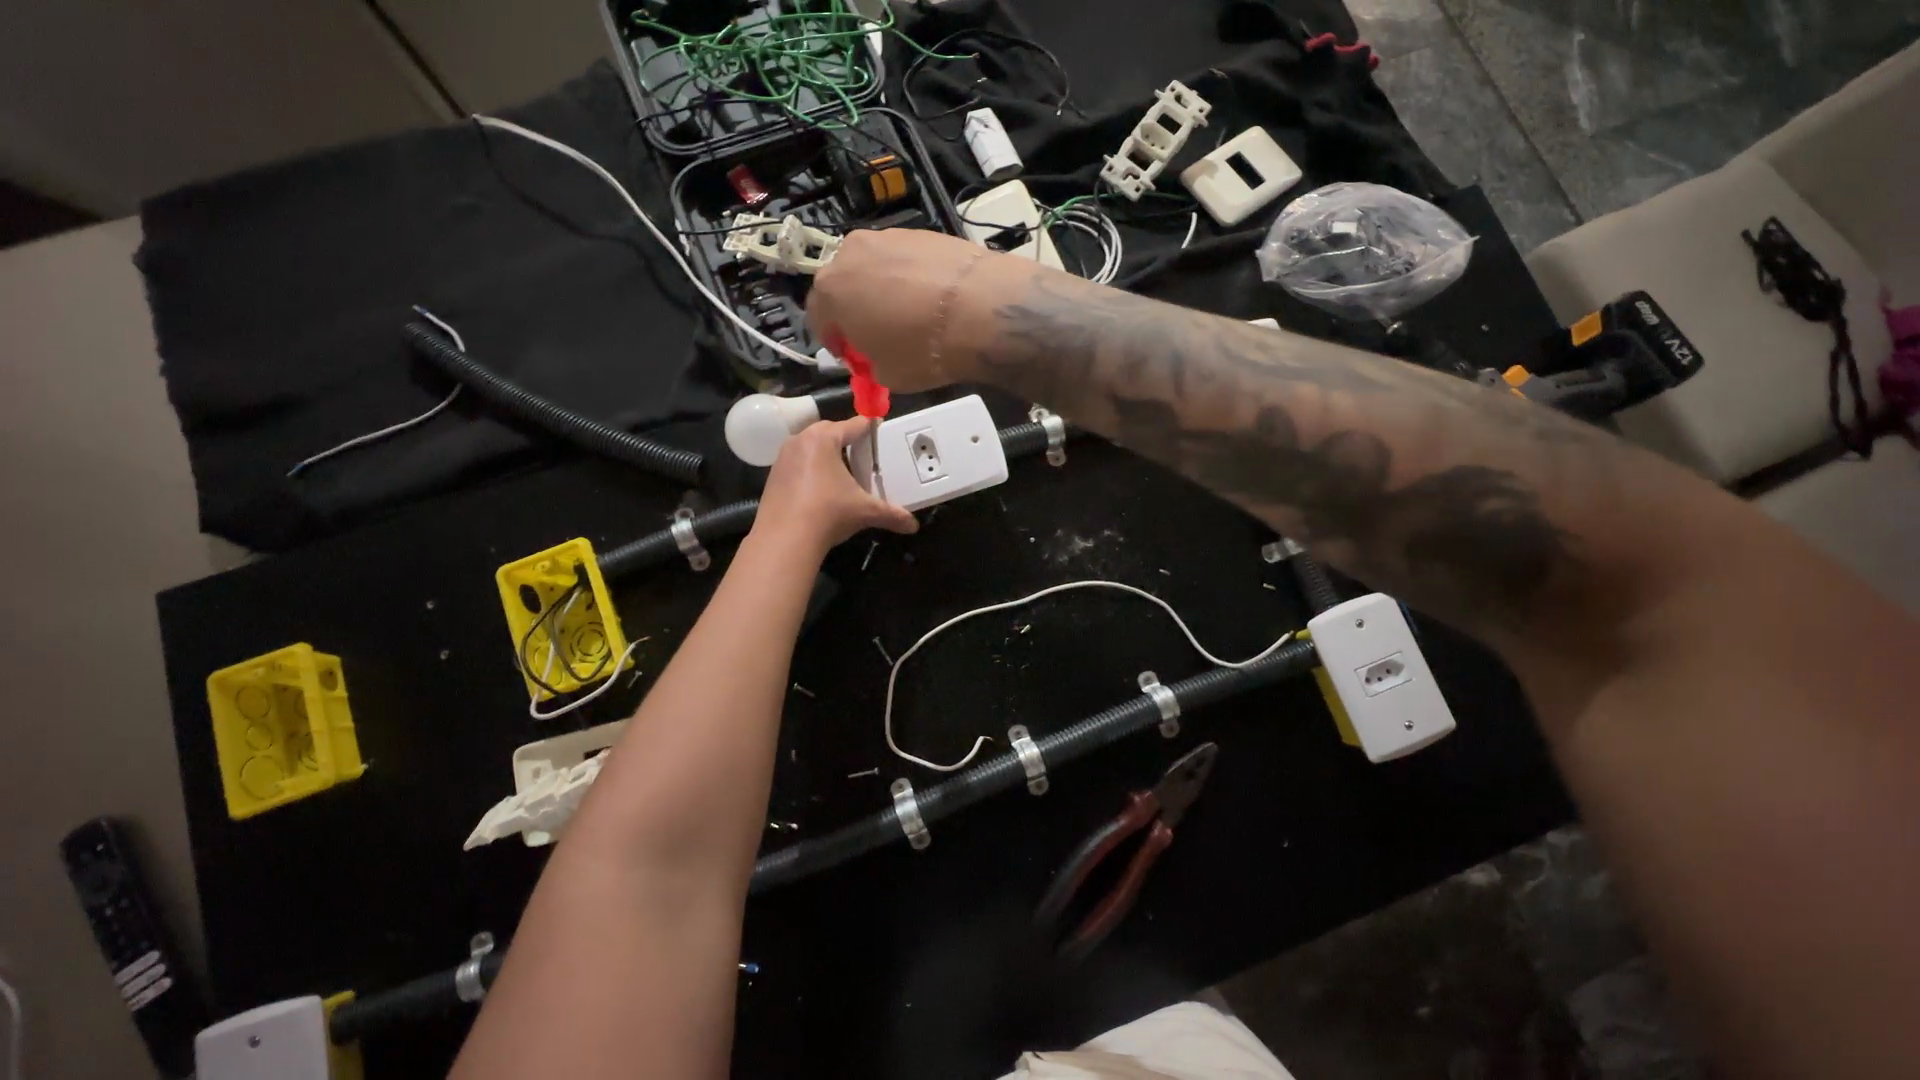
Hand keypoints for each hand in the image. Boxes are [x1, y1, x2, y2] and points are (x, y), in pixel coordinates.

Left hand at [753, 417, 918, 551]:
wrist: (784, 539)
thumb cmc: (828, 513)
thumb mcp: (864, 511)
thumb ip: (890, 514)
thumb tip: (913, 525)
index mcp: (823, 439)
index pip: (853, 425)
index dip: (870, 427)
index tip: (881, 430)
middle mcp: (800, 441)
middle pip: (828, 432)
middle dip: (846, 441)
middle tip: (863, 454)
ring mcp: (782, 458)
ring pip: (810, 448)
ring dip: (826, 456)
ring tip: (843, 473)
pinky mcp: (773, 477)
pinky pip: (797, 465)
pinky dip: (810, 471)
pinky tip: (820, 490)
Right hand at [808, 229, 1019, 392]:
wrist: (980, 309)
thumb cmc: (922, 348)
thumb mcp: (886, 374)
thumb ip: (870, 364)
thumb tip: (875, 357)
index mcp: (830, 290)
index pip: (818, 317)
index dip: (835, 341)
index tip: (852, 356)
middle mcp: (851, 254)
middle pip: (844, 285)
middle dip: (856, 310)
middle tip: (879, 333)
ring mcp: (888, 236)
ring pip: (875, 267)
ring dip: (883, 289)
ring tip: (910, 315)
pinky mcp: (922, 231)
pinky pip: (906, 259)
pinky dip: (911, 277)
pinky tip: (932, 298)